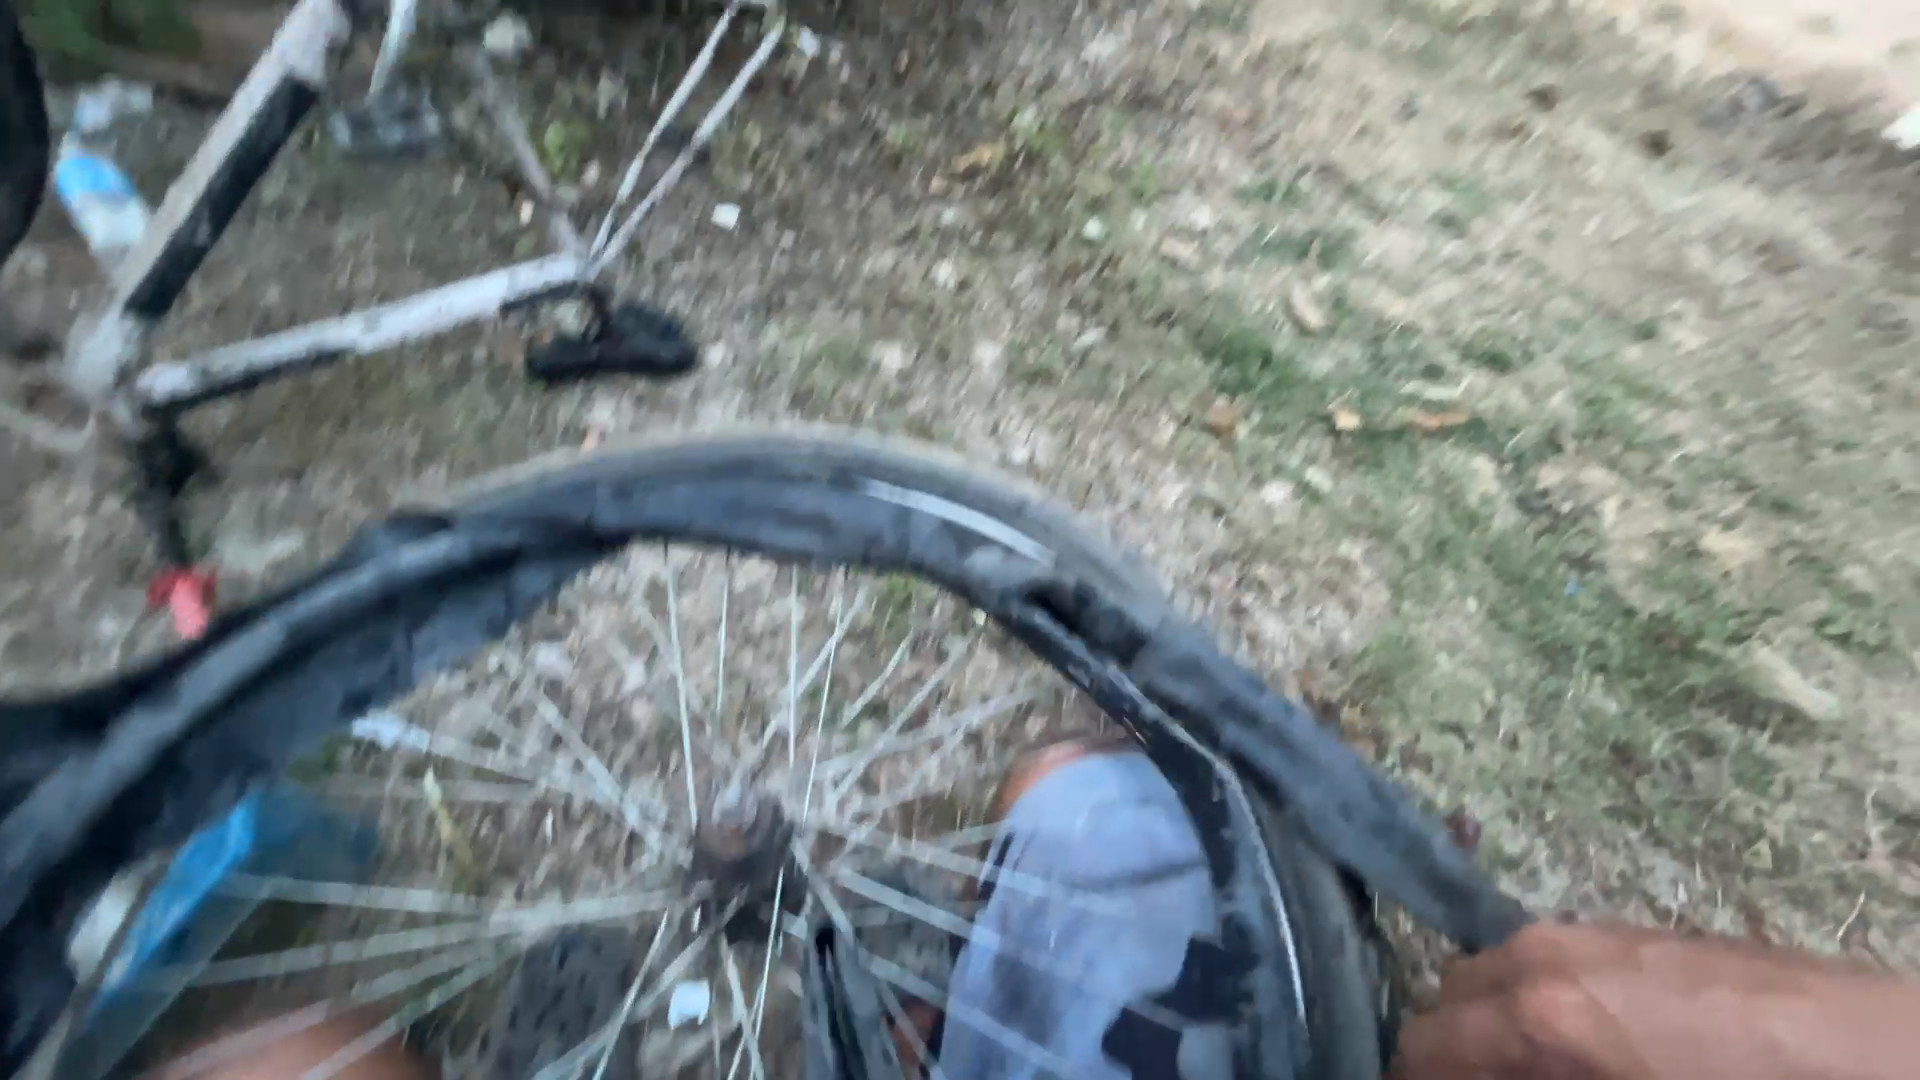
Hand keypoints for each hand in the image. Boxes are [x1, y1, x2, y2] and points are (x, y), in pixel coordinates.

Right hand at [1388, 920, 1919, 1079]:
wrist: (1878, 1055)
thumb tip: (1472, 1077)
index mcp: (1534, 1017)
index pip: (1422, 1041)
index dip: (1409, 1076)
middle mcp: (1531, 957)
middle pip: (1442, 995)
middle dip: (1448, 1046)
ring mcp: (1568, 932)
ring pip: (1484, 971)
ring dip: (1487, 1018)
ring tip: (1534, 1064)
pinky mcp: (1609, 928)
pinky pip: (1530, 960)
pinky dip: (1527, 997)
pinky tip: (1585, 1039)